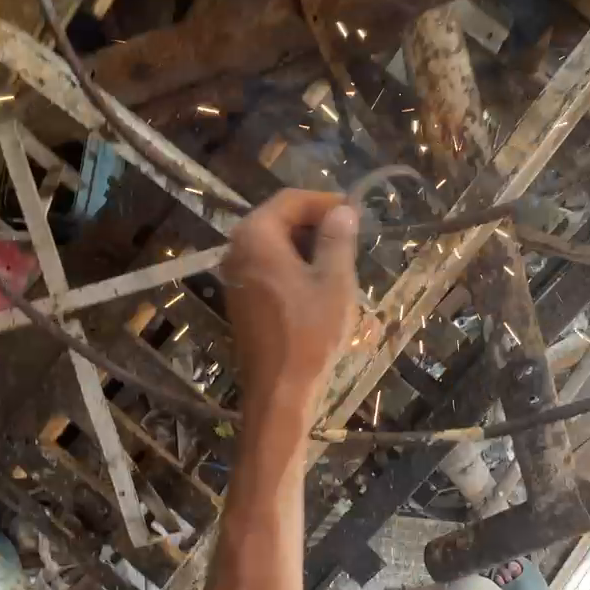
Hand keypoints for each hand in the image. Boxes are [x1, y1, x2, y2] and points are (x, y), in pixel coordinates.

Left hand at [221, 190, 360, 416]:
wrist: (279, 389)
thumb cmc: (309, 333)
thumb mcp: (334, 282)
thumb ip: (337, 240)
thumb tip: (343, 211)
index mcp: (256, 236)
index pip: (291, 200)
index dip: (325, 202)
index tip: (355, 213)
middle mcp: (237, 250)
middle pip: (278, 221)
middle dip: (314, 226)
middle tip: (349, 239)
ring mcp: (235, 278)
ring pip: (274, 248)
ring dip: (305, 250)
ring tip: (339, 265)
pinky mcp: (240, 302)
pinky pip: (268, 272)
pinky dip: (292, 271)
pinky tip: (317, 288)